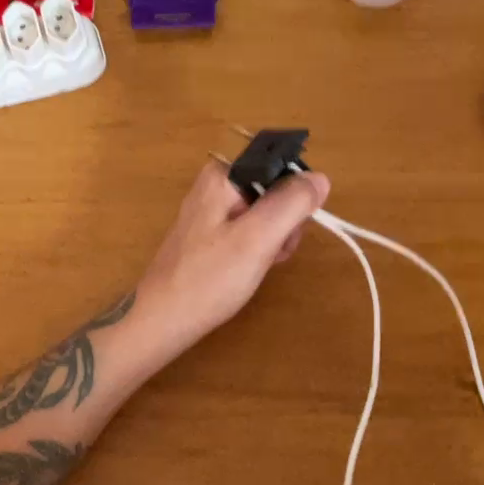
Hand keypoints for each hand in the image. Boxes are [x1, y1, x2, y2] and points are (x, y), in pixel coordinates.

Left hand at [130, 163, 331, 355]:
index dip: (295, 197)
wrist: (163, 319)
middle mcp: (215, 186)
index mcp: (222, 175)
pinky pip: (248, 231)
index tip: (291, 227)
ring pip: (264, 214)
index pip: (280, 166)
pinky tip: (252, 270)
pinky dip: (259, 250)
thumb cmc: (210, 278)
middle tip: (272, 252)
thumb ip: (291, 204)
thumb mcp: (257, 238)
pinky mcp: (209, 235)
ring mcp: (211, 211)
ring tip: (260, 265)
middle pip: (274, 191)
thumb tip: (320, 178)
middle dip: (284, 223)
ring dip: (274, 240)